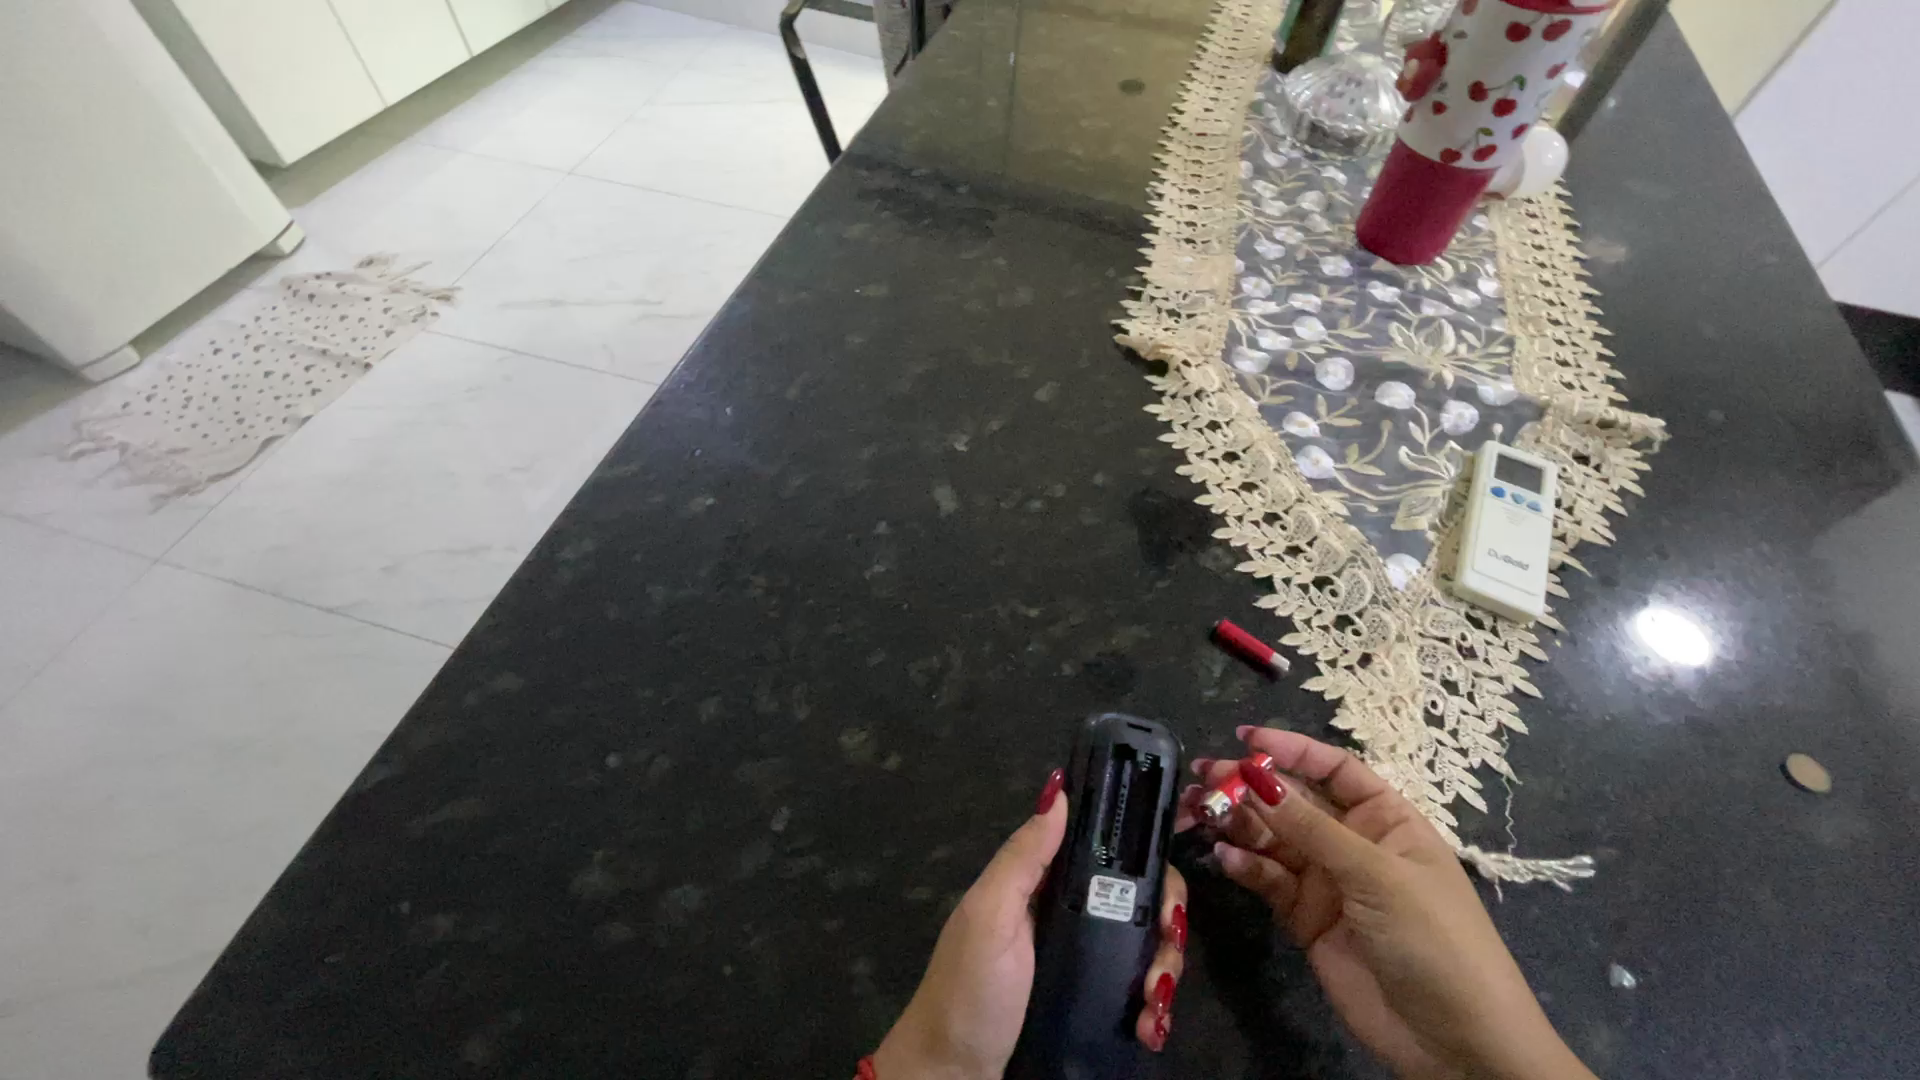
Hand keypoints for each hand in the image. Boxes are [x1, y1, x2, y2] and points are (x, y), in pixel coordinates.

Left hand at [872, 769, 1190, 1078]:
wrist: (953, 1077)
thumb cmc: (968, 988)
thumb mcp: (990, 914)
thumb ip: (1024, 855)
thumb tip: (1058, 786)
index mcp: (1044, 884)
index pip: (1105, 851)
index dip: (1143, 855)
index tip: (1167, 876)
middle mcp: (1070, 914)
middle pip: (1139, 897)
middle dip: (1166, 918)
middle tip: (1169, 942)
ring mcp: (1086, 960)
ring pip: (1147, 944)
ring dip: (1165, 965)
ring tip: (1155, 1000)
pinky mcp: (1095, 1002)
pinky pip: (1139, 991)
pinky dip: (1154, 1006)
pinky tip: (1151, 1024)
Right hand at [1182, 729, 1596, 1079]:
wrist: (1455, 1044)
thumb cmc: (1436, 941)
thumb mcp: (1376, 875)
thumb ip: (1310, 828)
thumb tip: (1254, 777)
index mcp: (1385, 820)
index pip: (1333, 769)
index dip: (1291, 750)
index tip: (1245, 740)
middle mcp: (1351, 842)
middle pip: (1292, 801)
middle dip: (1249, 787)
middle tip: (1204, 777)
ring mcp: (1326, 880)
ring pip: (1271, 837)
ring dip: (1237, 822)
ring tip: (1200, 812)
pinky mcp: (1304, 917)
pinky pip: (1267, 879)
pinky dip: (1245, 866)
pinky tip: (1226, 857)